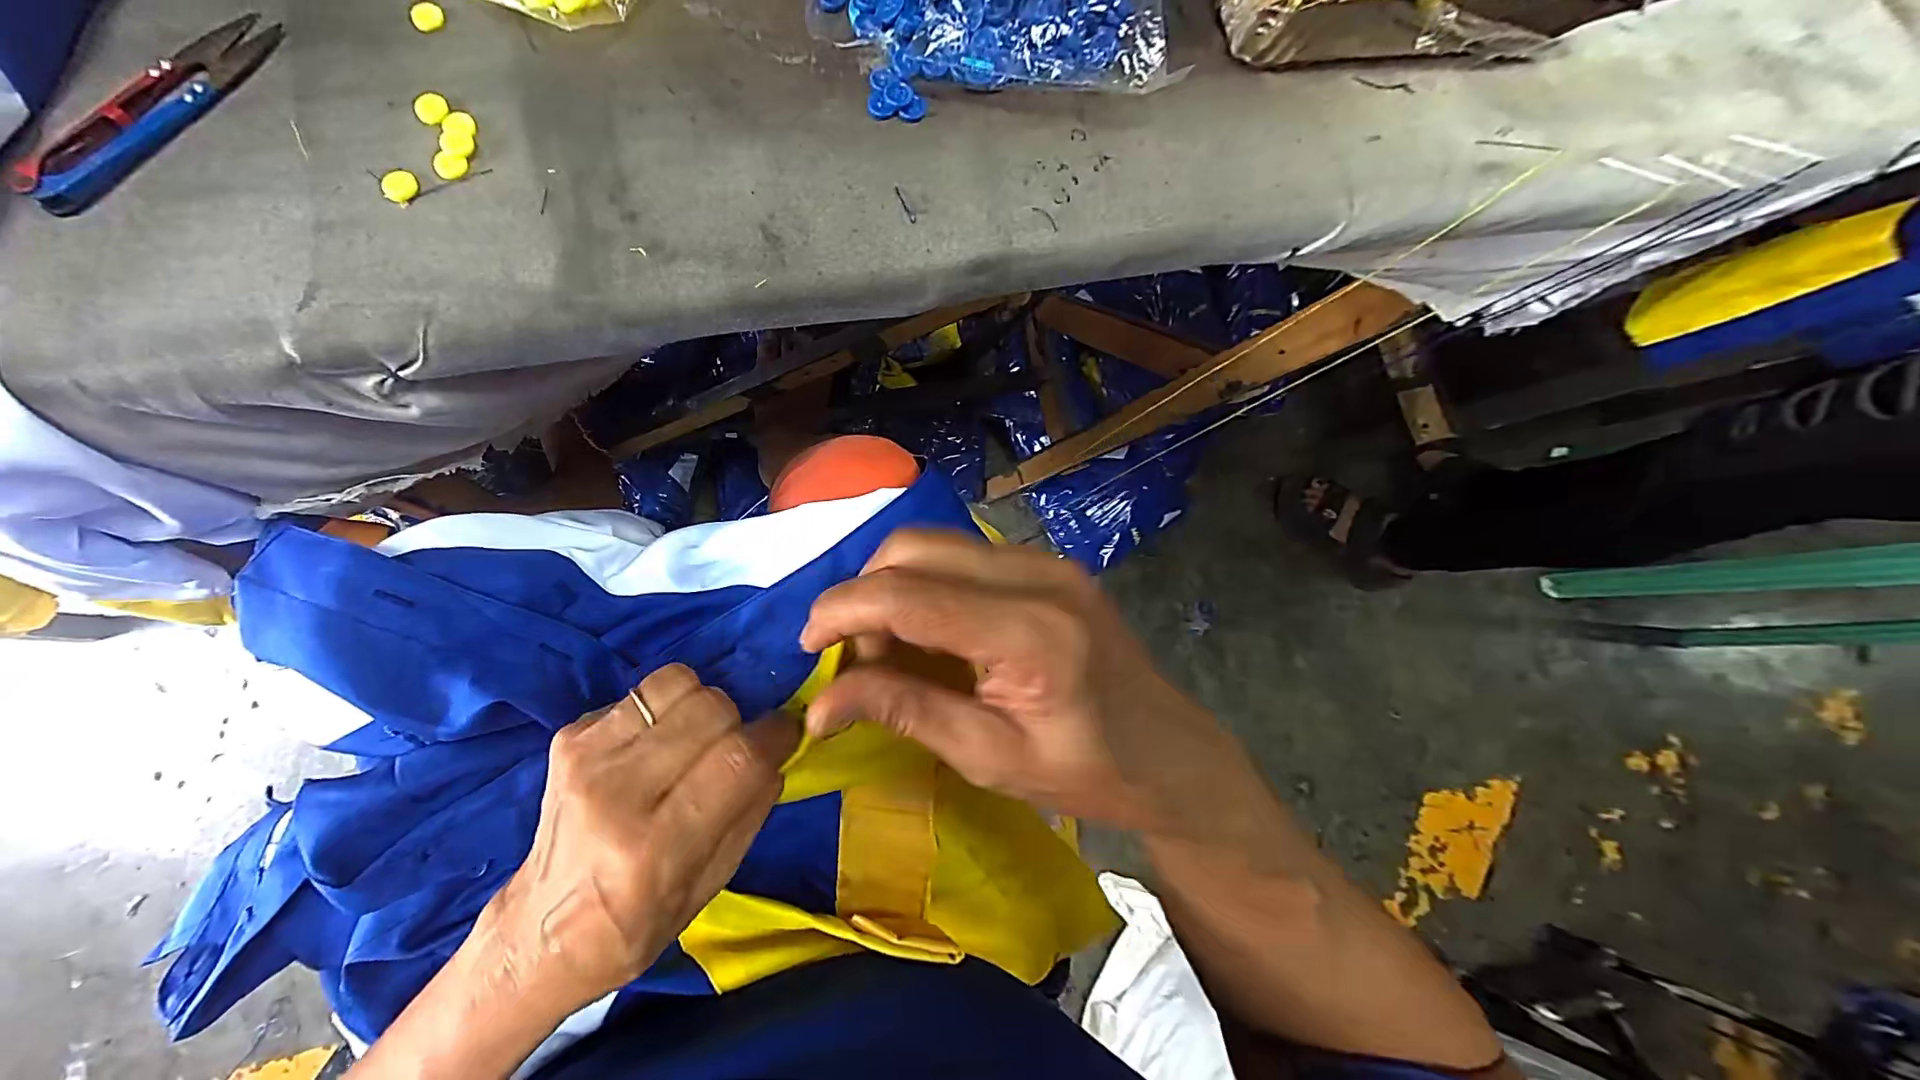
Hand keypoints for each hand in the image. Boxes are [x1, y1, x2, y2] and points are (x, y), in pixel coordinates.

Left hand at [475, 665, 799, 1014]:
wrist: (540, 935)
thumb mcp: (713, 883)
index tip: (786, 734)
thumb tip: (778, 745)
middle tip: (733, 747)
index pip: (737, 759)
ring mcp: (584, 759)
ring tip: (694, 739)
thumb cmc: (638, 923)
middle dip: (738, 721)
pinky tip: (652, 746)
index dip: (775, 735)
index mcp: (654, 847)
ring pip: (677, 683)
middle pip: (711, 708)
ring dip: (701, 706)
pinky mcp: (566, 738)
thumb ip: (752, 807)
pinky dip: (663, 710)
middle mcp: (615, 794)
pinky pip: (643, 693)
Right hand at [798, 529, 1240, 832]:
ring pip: (934, 545)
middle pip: (914, 549)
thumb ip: (904, 714)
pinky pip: (962, 556)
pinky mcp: (1046, 564)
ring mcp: (1046, 561)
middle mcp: (1037, 575)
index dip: (841, 612)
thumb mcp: (991, 758)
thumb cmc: (1087, 773)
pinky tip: (930, 634)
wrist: (1170, 753)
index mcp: (1029, 631)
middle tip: (856, 659)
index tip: (806, 647)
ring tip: (891, 651)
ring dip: (892, 587)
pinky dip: (926, 586)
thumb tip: (818, 706)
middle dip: (864, 595)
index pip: (908, 595)